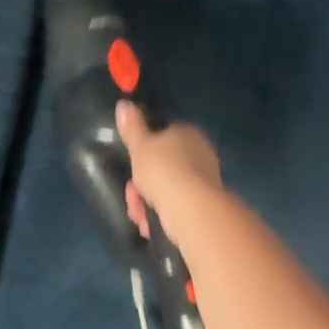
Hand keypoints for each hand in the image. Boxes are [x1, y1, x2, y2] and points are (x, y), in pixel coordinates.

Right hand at [115, 100, 223, 248]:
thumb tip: (124, 104)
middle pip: (163, 166)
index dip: (144, 152)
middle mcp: (200, 154)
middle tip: (132, 194)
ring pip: (167, 189)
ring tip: (139, 214)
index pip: (164, 136)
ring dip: (147, 202)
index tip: (133, 165)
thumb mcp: (139, 146)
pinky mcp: (204, 205)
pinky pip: (176, 207)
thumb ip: (132, 127)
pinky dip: (161, 215)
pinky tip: (150, 224)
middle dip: (143, 183)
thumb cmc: (162, 169)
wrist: (190, 207)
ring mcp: (204, 181)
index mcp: (187, 134)